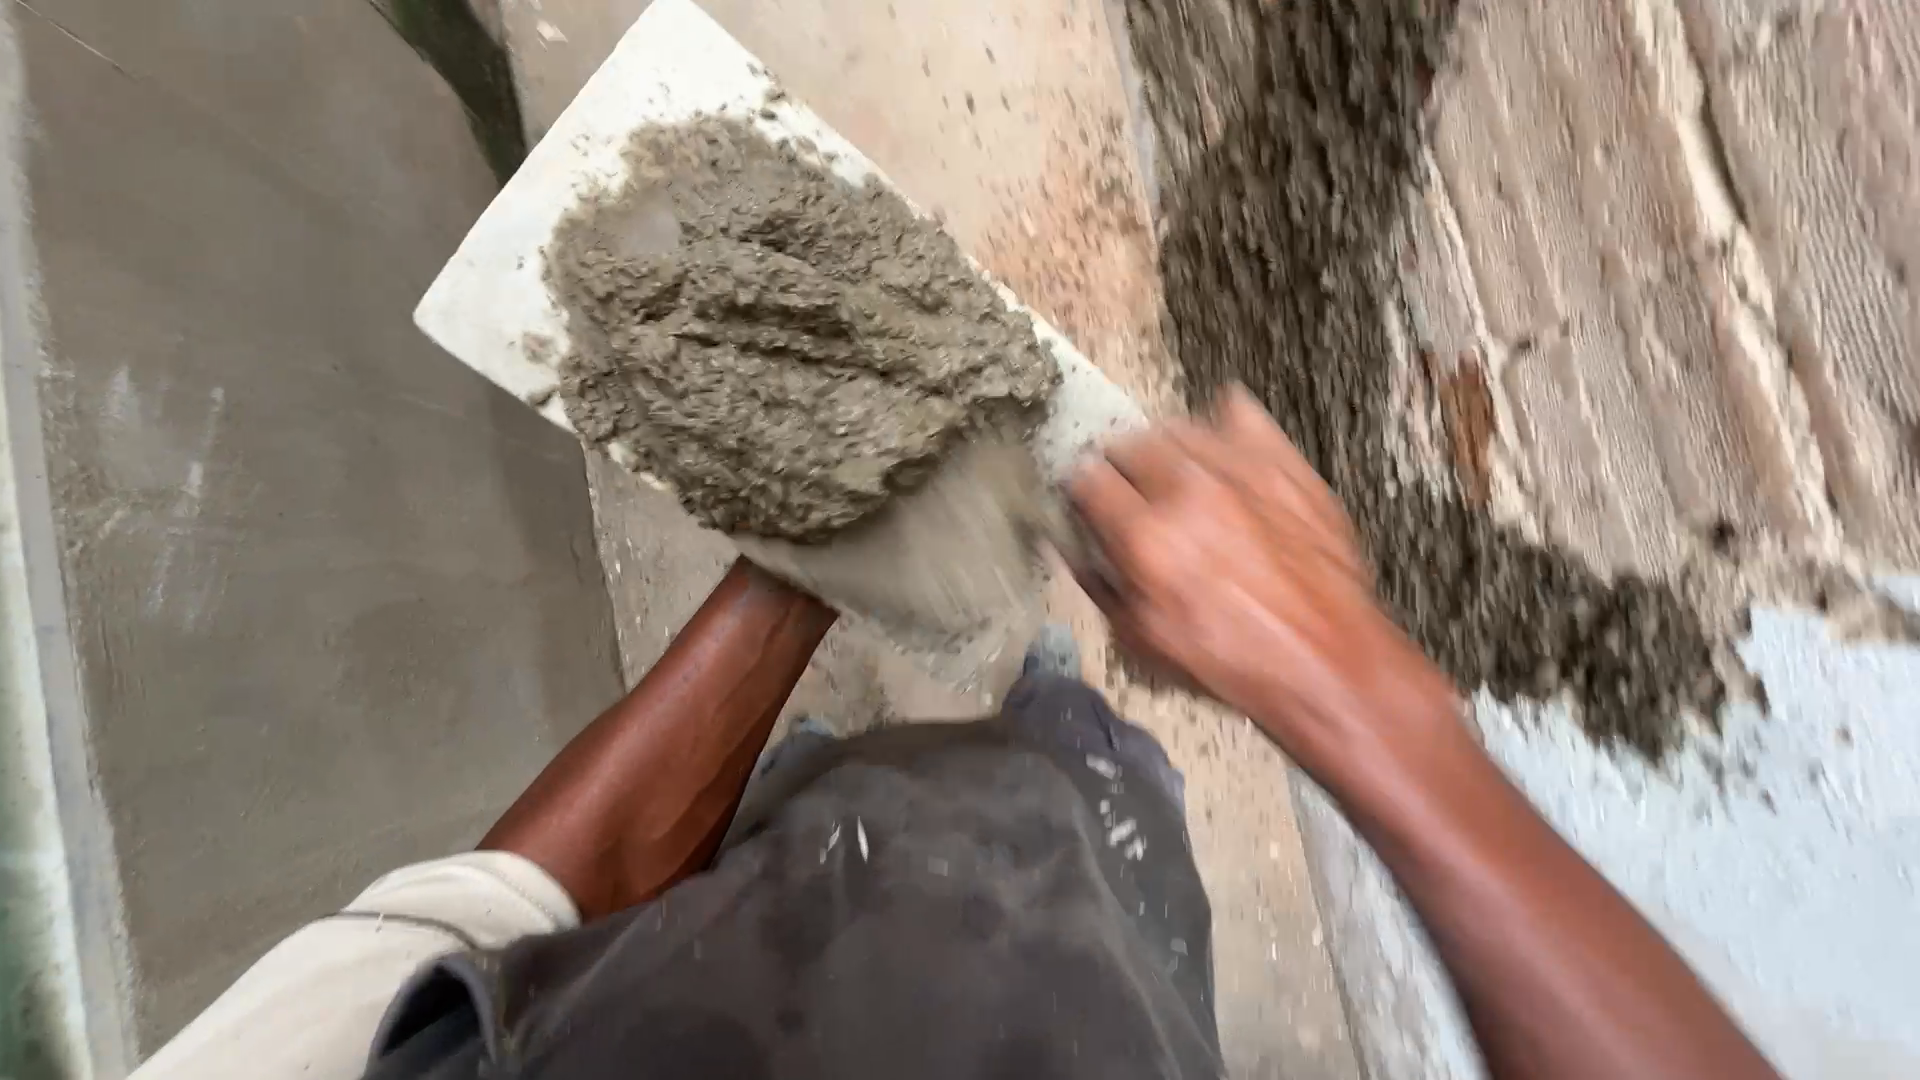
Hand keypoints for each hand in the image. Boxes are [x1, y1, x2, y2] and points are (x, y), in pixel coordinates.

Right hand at [1067, 386, 1456, 770]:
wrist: (1324, 659)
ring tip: (1172, 476)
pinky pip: (1237, 412)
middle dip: (1118, 467)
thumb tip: (1071, 546)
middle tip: (1129, 492)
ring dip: (1162, 448)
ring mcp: (1238, 469)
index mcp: (1145, 536)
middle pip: (1126, 443)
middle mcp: (1186, 491)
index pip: (1087, 478)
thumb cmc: (1235, 660)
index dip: (1080, 490)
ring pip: (1175, 426)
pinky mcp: (1281, 462)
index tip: (1087, 499)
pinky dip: (1220, 426)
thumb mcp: (1143, 641)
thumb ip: (1098, 583)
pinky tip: (1218, 453)